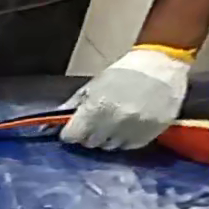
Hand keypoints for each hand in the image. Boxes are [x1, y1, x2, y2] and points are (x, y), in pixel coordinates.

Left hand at [61, 47, 191, 149]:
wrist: (162, 61)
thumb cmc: (121, 73)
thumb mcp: (89, 88)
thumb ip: (69, 108)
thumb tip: (46, 127)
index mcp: (95, 110)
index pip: (71, 137)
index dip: (70, 133)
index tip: (75, 128)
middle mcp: (114, 121)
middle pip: (90, 143)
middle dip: (89, 135)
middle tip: (96, 124)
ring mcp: (136, 126)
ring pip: (111, 146)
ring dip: (108, 138)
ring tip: (114, 124)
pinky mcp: (155, 128)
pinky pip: (132, 144)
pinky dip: (128, 139)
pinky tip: (129, 127)